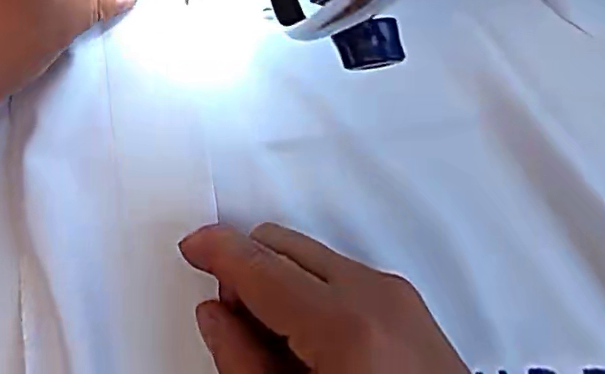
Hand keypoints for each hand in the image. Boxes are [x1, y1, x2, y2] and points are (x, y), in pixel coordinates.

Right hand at [178, 223, 464, 373]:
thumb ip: (244, 364)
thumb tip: (217, 318)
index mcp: (345, 325)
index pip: (256, 260)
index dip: (214, 250)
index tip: (193, 248)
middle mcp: (374, 296)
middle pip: (278, 244)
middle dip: (245, 269)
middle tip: (234, 319)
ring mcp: (397, 298)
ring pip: (306, 254)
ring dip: (279, 280)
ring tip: (278, 341)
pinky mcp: (411, 305)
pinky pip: (339, 273)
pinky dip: (312, 290)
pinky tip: (311, 339)